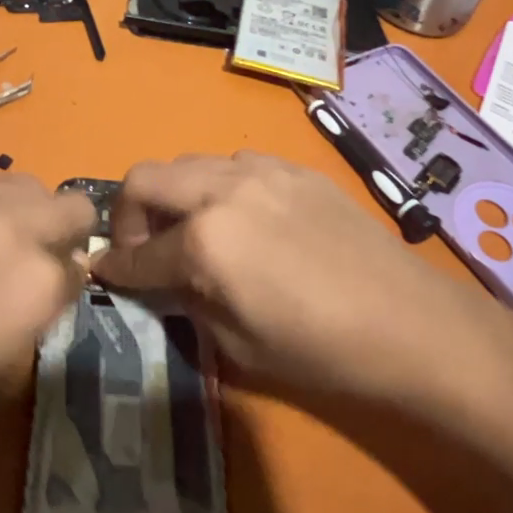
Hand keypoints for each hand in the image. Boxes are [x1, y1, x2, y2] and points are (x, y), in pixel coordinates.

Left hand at [0, 167, 94, 388]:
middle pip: (72, 207)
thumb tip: (47, 286)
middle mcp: (12, 227)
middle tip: (28, 266)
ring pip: (24, 183)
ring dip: (22, 211)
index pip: (81, 268)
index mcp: (35, 284)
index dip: (64, 288)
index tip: (44, 302)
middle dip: (61, 236)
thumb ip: (33, 319)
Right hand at [91, 152, 499, 401]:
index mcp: (205, 239)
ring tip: (196, 232)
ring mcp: (263, 170)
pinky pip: (237, 162)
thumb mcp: (236, 343)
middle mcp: (224, 189)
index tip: (103, 274)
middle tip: (145, 249)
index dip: (114, 267)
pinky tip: (245, 219)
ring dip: (177, 195)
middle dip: (130, 213)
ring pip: (191, 163)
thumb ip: (186, 299)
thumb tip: (160, 278)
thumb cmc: (320, 350)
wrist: (409, 322)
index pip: (137, 252)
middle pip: (147, 177)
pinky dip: (220, 186)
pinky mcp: (295, 168)